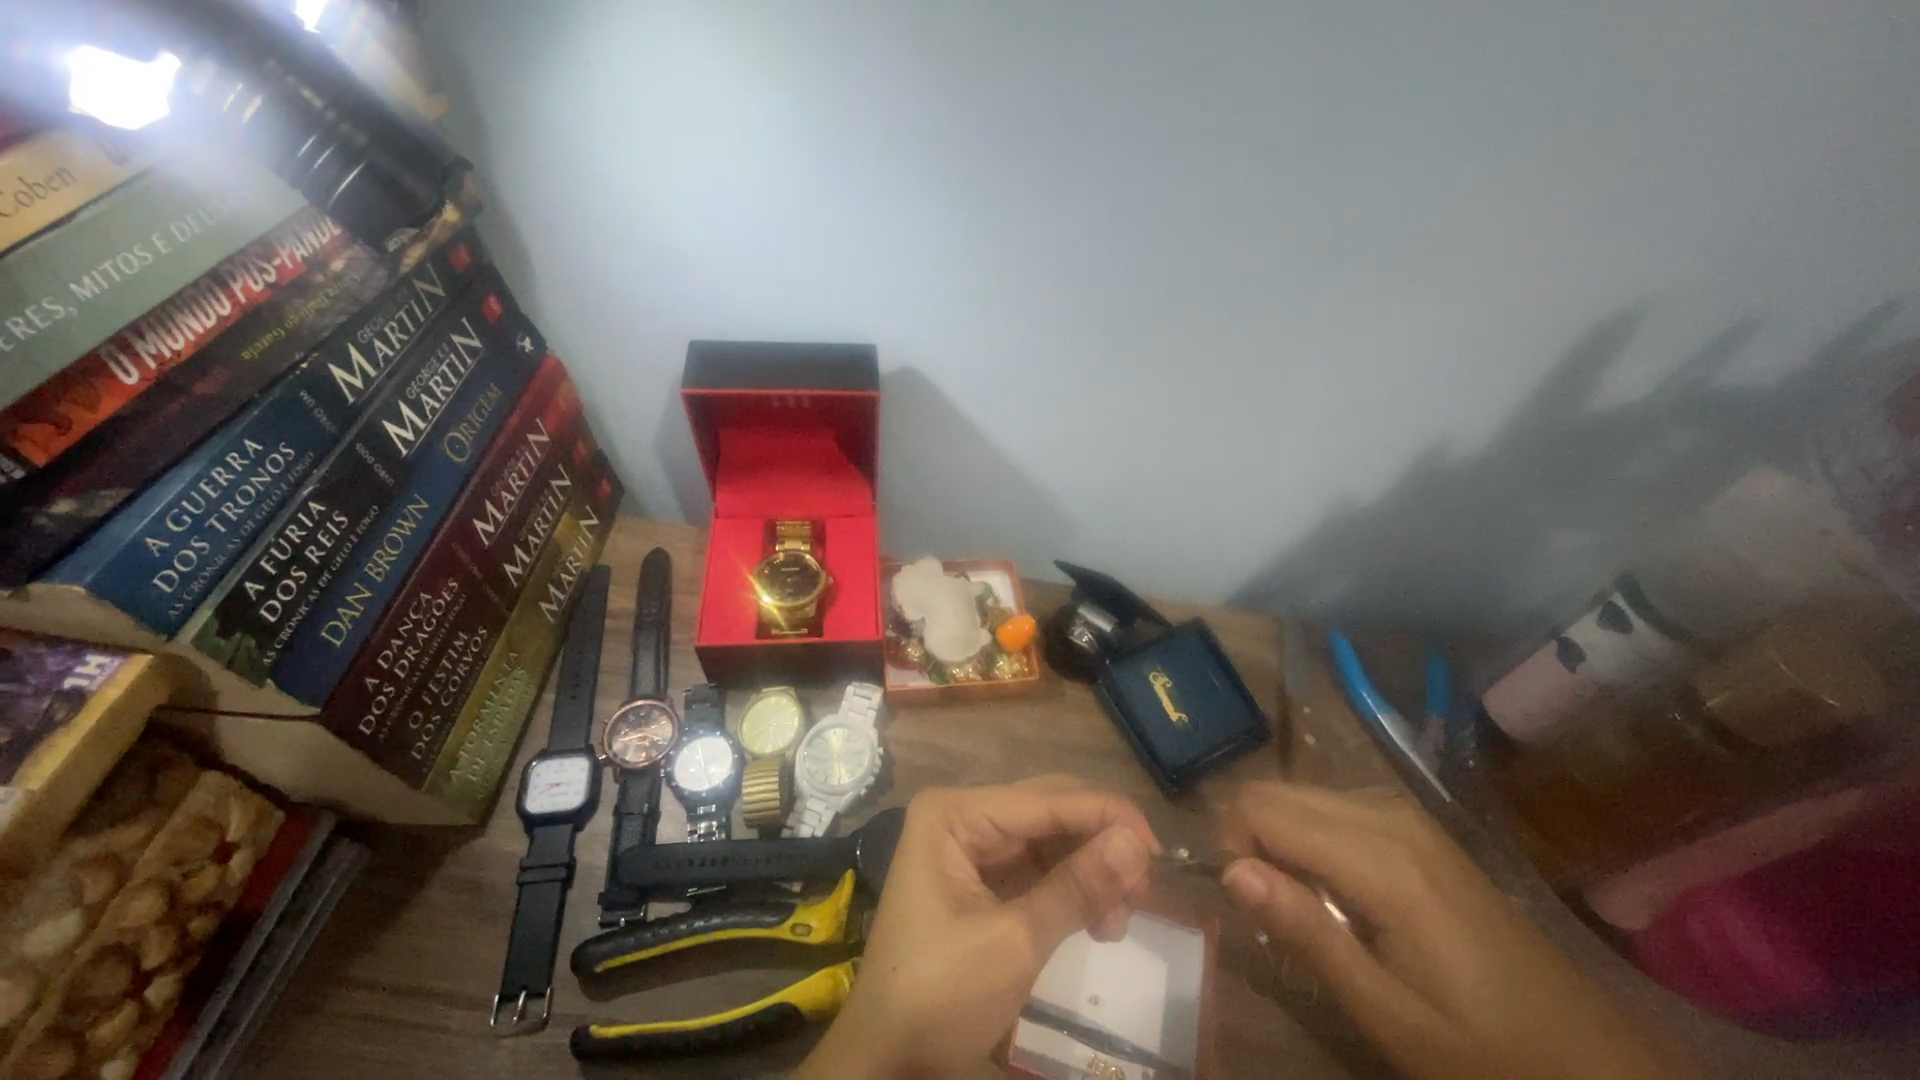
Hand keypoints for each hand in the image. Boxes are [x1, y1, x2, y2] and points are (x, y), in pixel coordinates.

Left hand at [797, 777, 1158, 1079]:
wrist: (888, 1059)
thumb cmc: (939, 994)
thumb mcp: (1014, 941)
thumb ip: (1077, 887)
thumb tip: (1137, 843)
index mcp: (954, 814)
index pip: (1046, 799)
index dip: (1107, 816)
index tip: (1159, 852)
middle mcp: (962, 818)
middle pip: (1050, 812)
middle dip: (1100, 846)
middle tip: (1143, 892)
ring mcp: (970, 850)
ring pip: (1051, 842)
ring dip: (1091, 872)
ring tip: (1119, 921)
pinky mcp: (981, 884)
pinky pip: (1039, 870)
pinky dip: (1073, 891)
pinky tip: (1099, 922)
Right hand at [1218, 782, 1701, 1079]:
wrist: (1588, 1054)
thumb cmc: (1482, 1047)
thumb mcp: (1387, 1013)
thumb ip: (1306, 934)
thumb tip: (1230, 871)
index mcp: (1383, 861)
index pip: (1261, 808)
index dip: (1235, 852)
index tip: (1256, 910)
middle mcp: (1391, 817)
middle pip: (1275, 792)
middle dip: (1252, 842)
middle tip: (1279, 915)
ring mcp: (1409, 817)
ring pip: (1300, 795)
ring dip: (1281, 842)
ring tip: (1310, 911)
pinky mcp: (1419, 829)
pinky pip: (1333, 808)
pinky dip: (1312, 840)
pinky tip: (1341, 897)